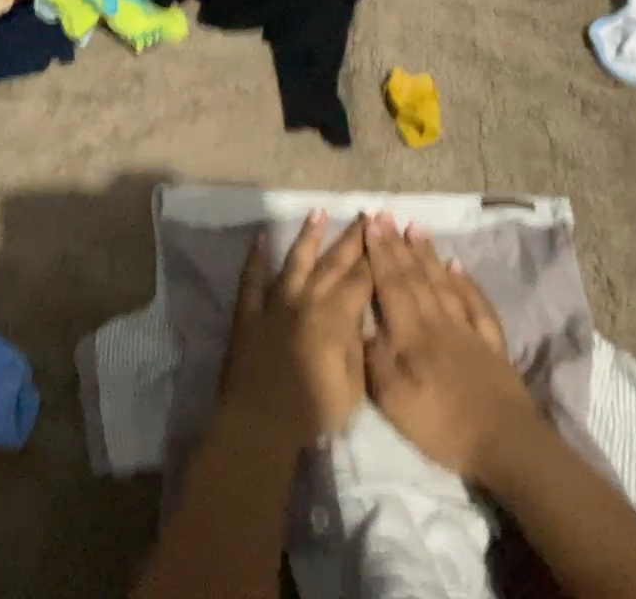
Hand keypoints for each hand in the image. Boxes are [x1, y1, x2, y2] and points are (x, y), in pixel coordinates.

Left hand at [221, 210, 375, 444]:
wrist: (259, 423)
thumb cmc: (313, 412)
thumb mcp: (353, 384)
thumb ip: (357, 344)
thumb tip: (361, 314)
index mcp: (334, 319)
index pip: (361, 281)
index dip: (376, 257)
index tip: (388, 234)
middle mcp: (305, 302)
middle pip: (332, 265)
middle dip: (351, 239)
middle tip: (366, 215)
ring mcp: (273, 305)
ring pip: (294, 263)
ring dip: (308, 237)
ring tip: (318, 212)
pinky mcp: (247, 314)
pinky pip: (250, 281)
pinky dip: (255, 258)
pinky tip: (260, 238)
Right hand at [364, 217, 541, 483]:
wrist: (505, 444)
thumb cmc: (440, 424)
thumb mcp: (392, 398)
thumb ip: (373, 355)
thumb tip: (357, 320)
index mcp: (410, 334)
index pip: (390, 284)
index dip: (379, 252)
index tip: (370, 223)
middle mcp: (437, 322)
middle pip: (415, 276)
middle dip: (398, 245)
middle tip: (387, 215)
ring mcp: (468, 331)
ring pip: (443, 283)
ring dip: (427, 254)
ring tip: (416, 228)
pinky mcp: (491, 345)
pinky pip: (476, 304)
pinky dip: (466, 282)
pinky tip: (458, 266)